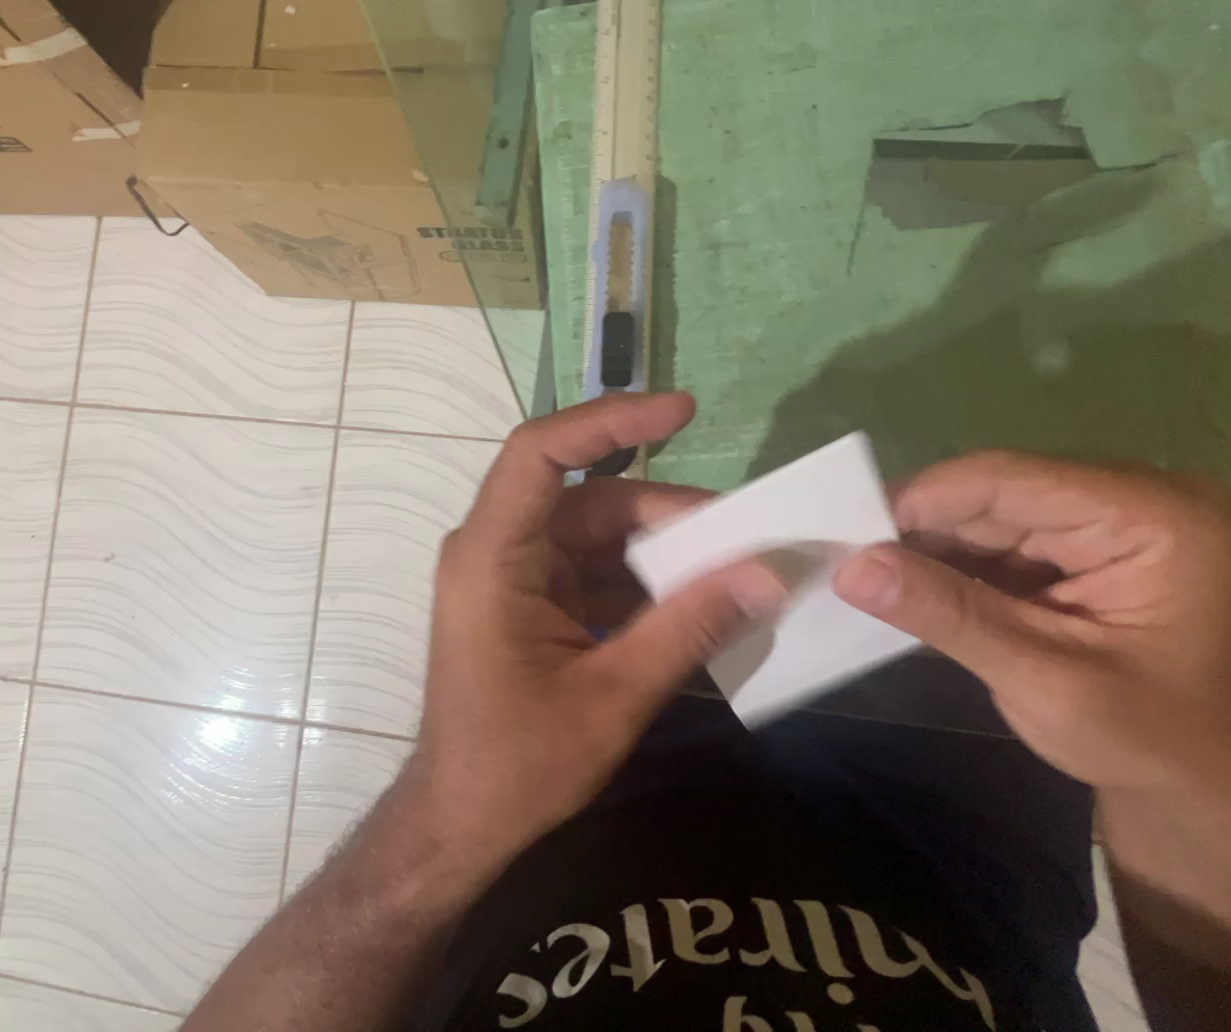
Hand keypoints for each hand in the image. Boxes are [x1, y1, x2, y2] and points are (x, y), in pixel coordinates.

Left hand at [404, 392, 783, 876]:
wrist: (462, 819)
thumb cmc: (517, 763)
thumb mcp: (612, 697)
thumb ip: (688, 628)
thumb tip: (768, 573)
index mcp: (492, 558)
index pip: (538, 454)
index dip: (607, 419)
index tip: (682, 411)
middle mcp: (496, 551)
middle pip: (588, 499)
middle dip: (667, 514)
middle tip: (747, 536)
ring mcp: (514, 576)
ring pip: (598, 535)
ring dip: (664, 553)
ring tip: (736, 572)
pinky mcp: (532, 602)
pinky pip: (596, 571)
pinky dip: (645, 584)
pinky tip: (700, 602)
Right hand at [828, 451, 1230, 982]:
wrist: (1218, 798)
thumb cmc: (1156, 743)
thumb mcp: (1044, 680)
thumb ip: (947, 615)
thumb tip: (849, 566)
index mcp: (1152, 516)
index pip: (1006, 479)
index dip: (917, 500)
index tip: (841, 536)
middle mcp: (1131, 500)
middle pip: (991, 493)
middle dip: (916, 529)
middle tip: (845, 565)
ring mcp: (1106, 524)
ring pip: (983, 516)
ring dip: (926, 551)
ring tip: (866, 581)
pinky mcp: (1082, 552)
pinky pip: (994, 542)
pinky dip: (948, 569)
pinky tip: (909, 593)